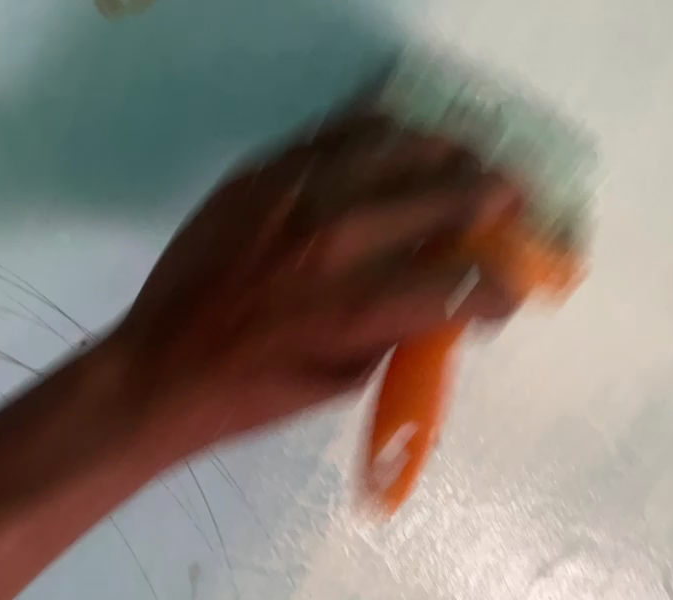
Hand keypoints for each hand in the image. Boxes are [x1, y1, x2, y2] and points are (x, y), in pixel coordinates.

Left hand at [107, 112, 524, 444]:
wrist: (160, 368)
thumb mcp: (338, 382)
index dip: (500, 288)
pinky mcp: (261, 173)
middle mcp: (334, 237)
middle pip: (448, 193)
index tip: (509, 292)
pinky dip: (384, 136)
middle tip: (512, 208)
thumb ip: (396, 332)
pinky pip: (341, 131)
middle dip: (497, 203)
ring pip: (402, 142)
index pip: (462, 282)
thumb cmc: (249, 395)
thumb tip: (439, 296)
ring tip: (468, 165)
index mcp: (355, 308)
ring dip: (450, 153)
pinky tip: (402, 148)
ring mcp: (294, 194)